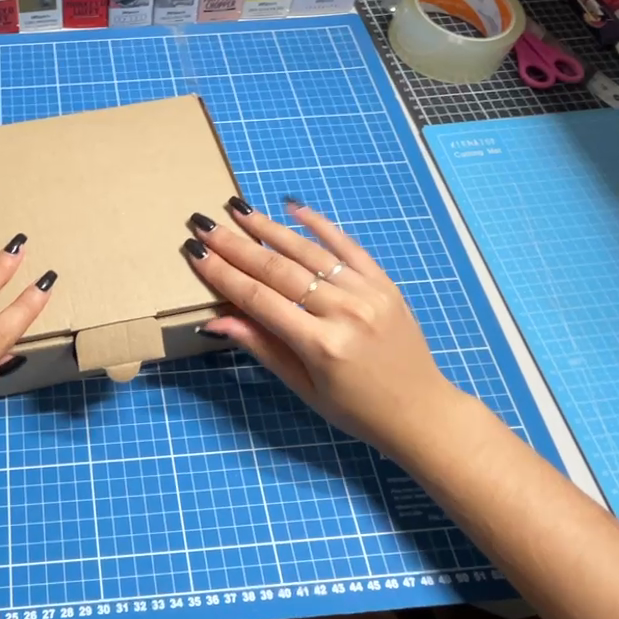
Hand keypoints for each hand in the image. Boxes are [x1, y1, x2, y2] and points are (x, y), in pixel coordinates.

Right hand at [183, 198, 459, 457]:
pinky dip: (318, 224)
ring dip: (268, 227)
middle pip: (278, 270)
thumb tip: (214, 321)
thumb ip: (262, 347)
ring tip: (237, 208)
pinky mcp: (384, 282)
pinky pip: (347, 246)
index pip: (259, 300)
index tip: (195, 251)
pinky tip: (291, 206)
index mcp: (321, 346)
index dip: (223, 274)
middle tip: (203, 222)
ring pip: (308, 252)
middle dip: (235, 244)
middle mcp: (344, 312)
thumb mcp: (304, 388)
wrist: (423, 412)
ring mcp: (367, 293)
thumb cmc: (356, 410)